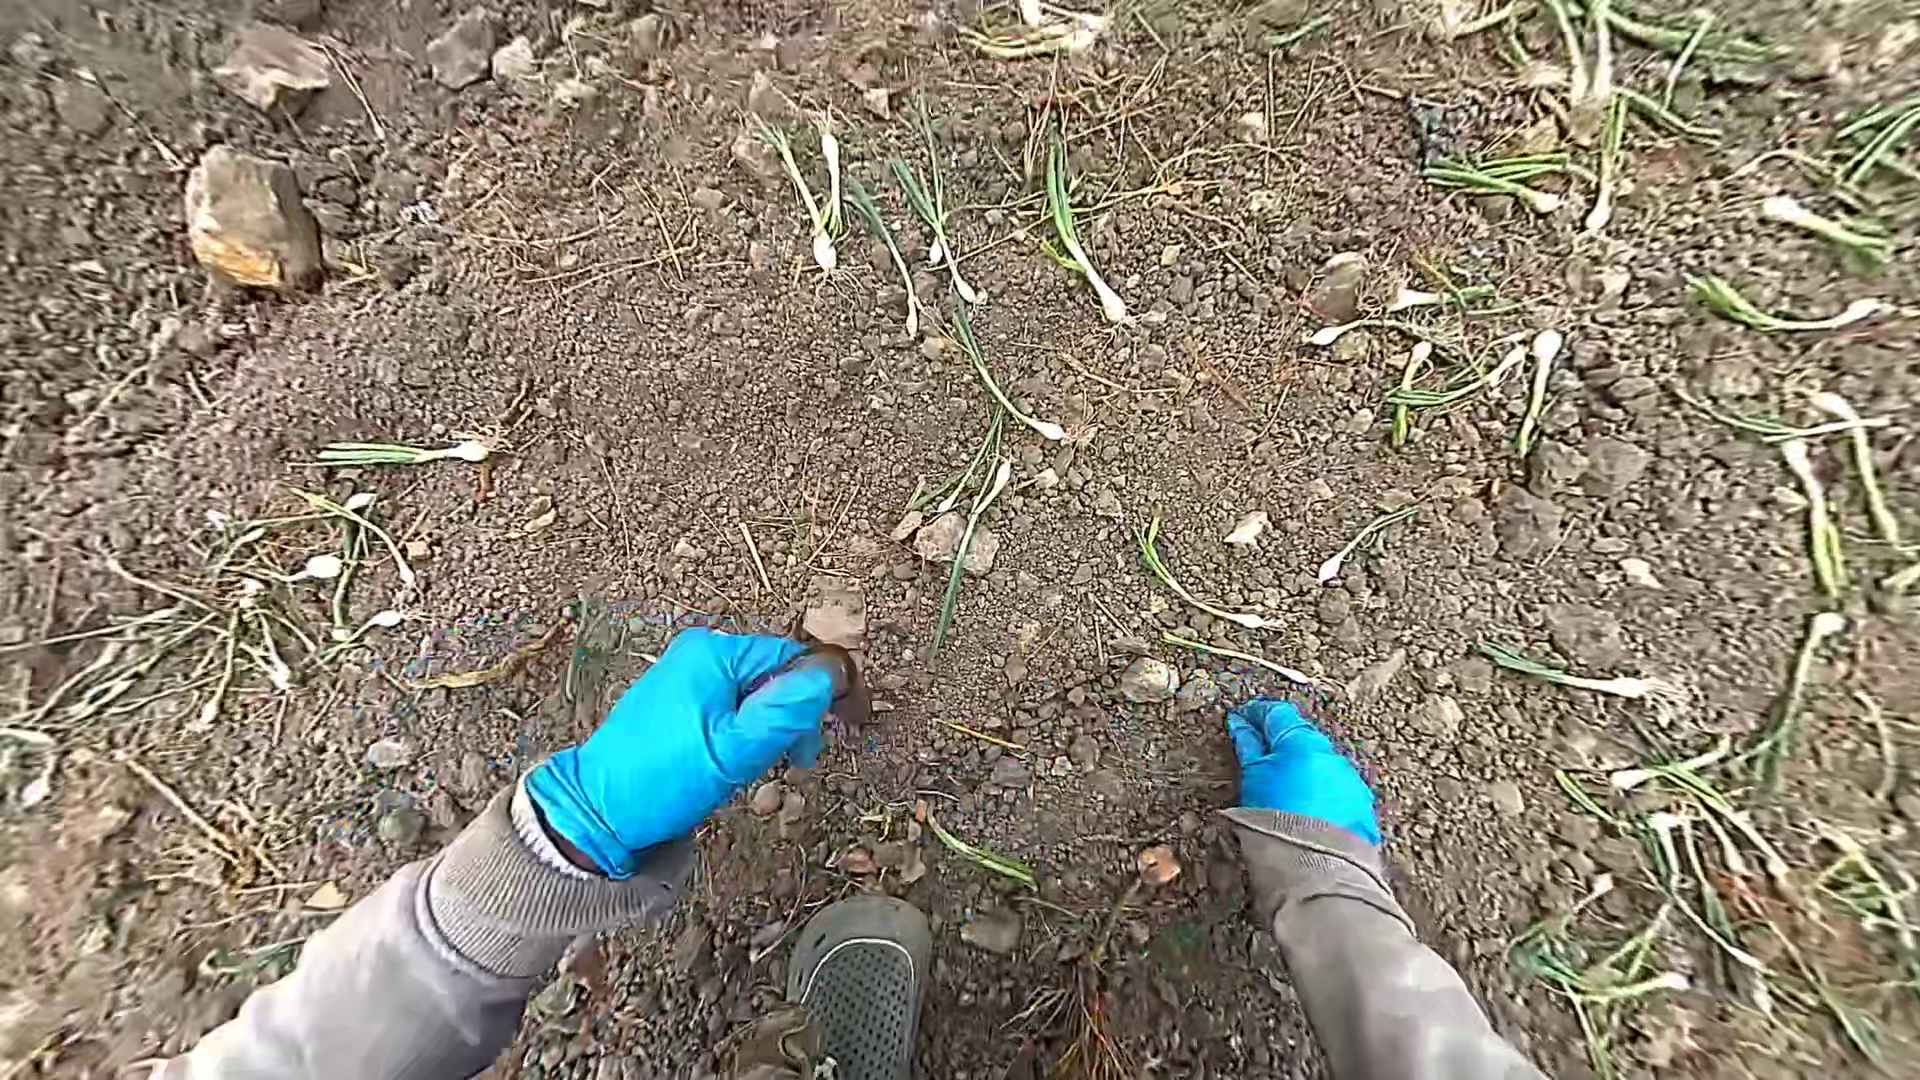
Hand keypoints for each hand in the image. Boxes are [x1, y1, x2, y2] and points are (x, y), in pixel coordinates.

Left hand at [526, 628, 837, 877]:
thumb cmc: (665, 779)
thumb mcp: (736, 748)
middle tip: (798, 757)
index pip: (791, 657)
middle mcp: (702, 651)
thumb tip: (831, 672)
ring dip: (772, 724)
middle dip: (793, 713)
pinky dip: (748, 726)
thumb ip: (788, 709)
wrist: (597, 813)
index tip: (833, 729)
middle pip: (775, 672)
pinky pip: (733, 701)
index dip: (819, 692)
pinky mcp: (682, 694)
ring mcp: (689, 671)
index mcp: (716, 652)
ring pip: (756, 689)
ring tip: (765, 762)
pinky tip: (741, 756)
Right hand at [1228, 698, 1379, 845]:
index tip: (1242, 719)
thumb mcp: (1252, 776)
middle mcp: (1331, 754)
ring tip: (1280, 780)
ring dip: (1299, 761)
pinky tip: (1302, 799)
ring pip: (1318, 758)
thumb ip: (1248, 744)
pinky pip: (1334, 781)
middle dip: (1279, 738)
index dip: (1255, 713)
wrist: (1313, 867)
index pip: (1276, 713)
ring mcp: (1348, 778)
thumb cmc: (1275, 820)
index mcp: (1301, 742)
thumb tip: (1241, 724)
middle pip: (1299, 733)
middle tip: (1257, 750)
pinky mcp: (1360, 801)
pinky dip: (1317, 783)